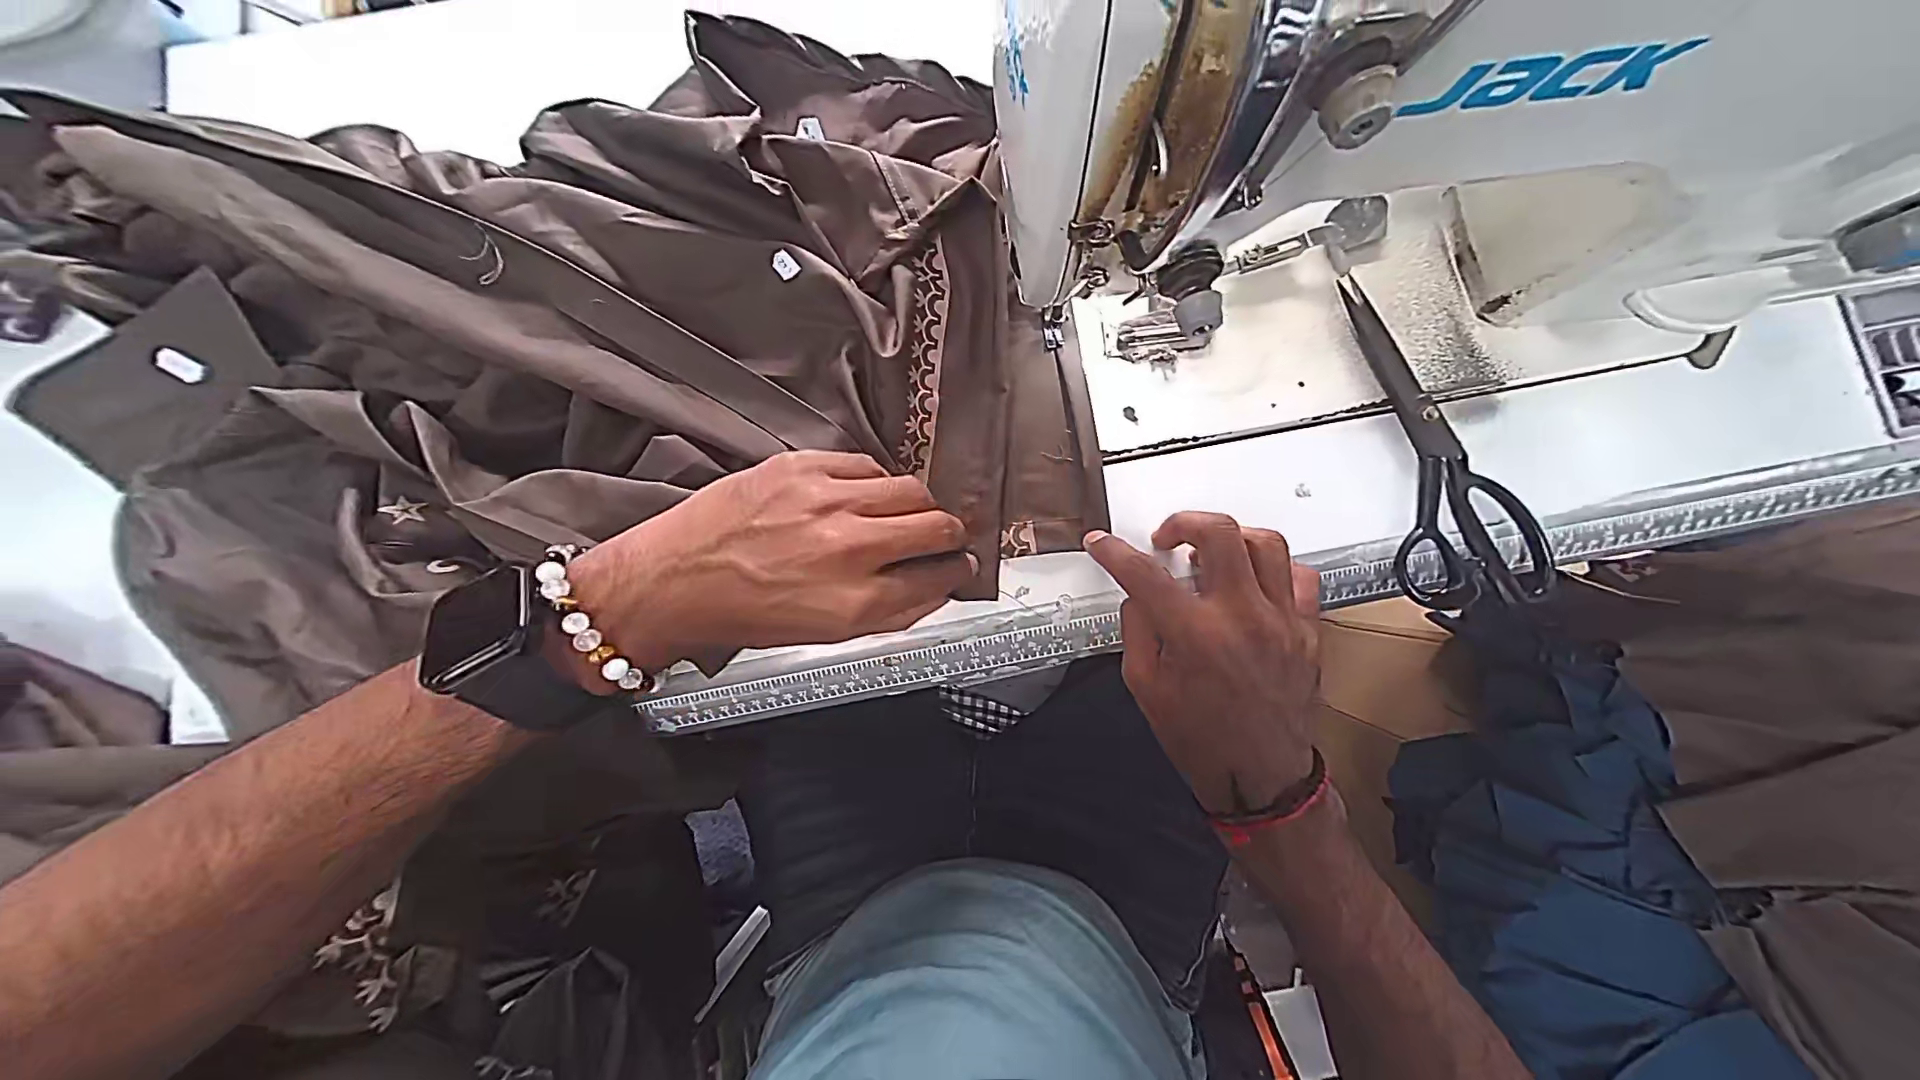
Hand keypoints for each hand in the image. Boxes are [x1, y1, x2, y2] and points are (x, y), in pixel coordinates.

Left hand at [556, 451, 974, 684]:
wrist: (674, 581)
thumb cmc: (743, 613)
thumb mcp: (827, 633)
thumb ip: (891, 612)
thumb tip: (934, 588)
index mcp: (856, 602)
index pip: (937, 578)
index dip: (956, 571)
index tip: (959, 565)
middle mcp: (849, 549)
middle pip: (937, 528)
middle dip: (951, 535)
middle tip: (947, 536)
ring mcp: (827, 501)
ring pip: (912, 490)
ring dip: (920, 504)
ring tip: (908, 512)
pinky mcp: (803, 468)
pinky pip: (869, 465)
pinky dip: (877, 482)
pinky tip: (866, 494)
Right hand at [1085, 513, 1321, 814]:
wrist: (1260, 778)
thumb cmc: (1202, 740)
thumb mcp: (1145, 686)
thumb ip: (1137, 629)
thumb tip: (1139, 594)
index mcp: (1194, 636)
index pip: (1145, 573)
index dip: (1114, 552)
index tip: (1103, 544)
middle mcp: (1242, 619)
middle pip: (1218, 533)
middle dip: (1182, 523)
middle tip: (1167, 538)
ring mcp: (1281, 621)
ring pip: (1265, 543)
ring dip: (1230, 537)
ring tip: (1210, 554)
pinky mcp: (1307, 631)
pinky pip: (1299, 575)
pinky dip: (1272, 568)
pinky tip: (1252, 580)